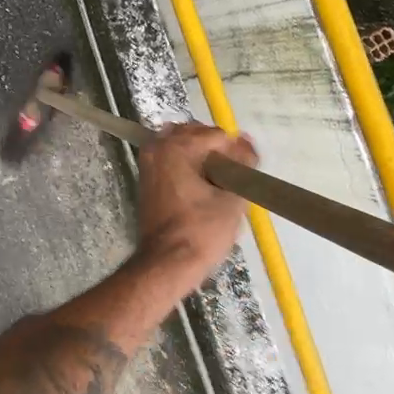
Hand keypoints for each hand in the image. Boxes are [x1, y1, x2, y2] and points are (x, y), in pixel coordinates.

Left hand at [133, 123, 256, 286]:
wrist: (167, 261)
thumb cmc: (201, 231)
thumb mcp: (232, 200)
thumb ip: (242, 166)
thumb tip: (246, 141)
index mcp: (176, 147)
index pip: (216, 135)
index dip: (236, 150)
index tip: (247, 170)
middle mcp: (157, 147)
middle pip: (194, 132)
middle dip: (216, 147)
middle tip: (235, 172)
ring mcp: (148, 161)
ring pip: (180, 143)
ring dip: (201, 154)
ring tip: (221, 178)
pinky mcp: (147, 177)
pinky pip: (170, 157)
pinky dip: (187, 163)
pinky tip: (203, 183)